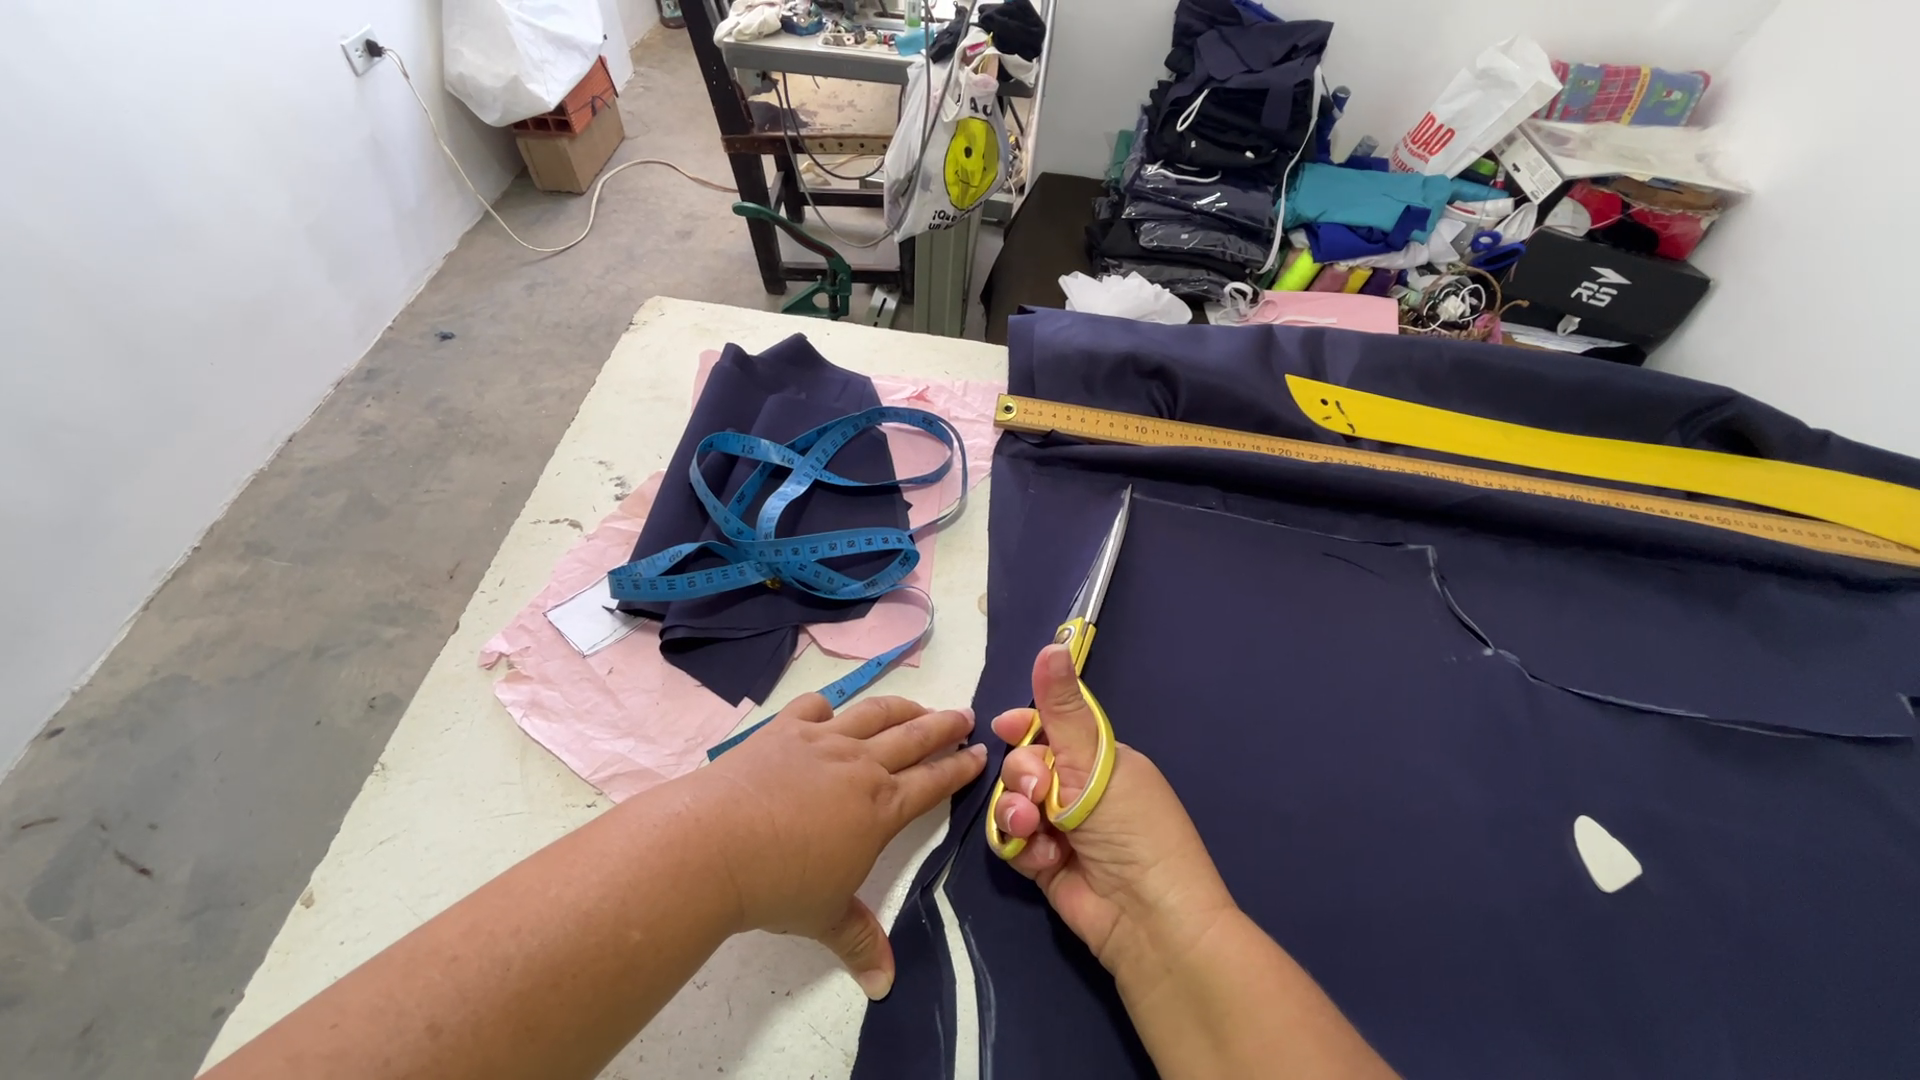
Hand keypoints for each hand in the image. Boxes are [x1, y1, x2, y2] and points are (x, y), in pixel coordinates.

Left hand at [695, 694, 985, 998]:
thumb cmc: (778, 885)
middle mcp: (860, 766)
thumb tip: (884, 987)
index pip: (933, 781)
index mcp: (880, 807)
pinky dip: (830, 706)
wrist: (714, 845)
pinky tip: (832, 711)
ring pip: (875, 714)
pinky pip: (816, 707)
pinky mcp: (785, 729)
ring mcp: (822, 741)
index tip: (980, 753)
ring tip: (919, 705)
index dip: (960, 767)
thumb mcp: (827, 917)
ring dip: (903, 707)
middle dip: (945, 725)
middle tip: (966, 714)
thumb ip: (861, 942)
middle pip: (914, 737)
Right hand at [990, 645, 1236, 985]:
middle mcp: (1080, 788)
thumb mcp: (1095, 762)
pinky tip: (1043, 859)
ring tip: (1035, 832)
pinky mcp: (1043, 862)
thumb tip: (1051, 644)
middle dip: (1022, 776)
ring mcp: (1061, 827)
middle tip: (1039, 795)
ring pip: (1012, 802)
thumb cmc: (1132, 828)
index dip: (1025, 725)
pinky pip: (1012, 840)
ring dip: (1017, 814)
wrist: (1147, 918)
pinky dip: (1022, 848)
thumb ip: (1063, 708)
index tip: (1005, 726)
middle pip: (1024, 763)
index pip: (1052, 726)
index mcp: (1101, 758)